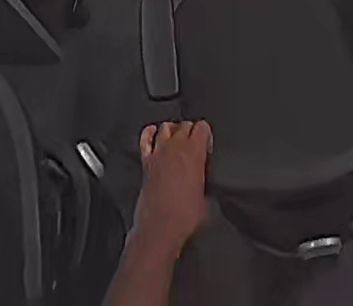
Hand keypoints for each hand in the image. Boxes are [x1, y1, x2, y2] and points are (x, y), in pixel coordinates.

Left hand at [132, 120, 210, 253]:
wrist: (160, 228)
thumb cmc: (185, 216)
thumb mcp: (206, 200)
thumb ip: (204, 182)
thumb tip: (204, 184)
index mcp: (194, 152)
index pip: (202, 127)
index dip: (205, 133)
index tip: (207, 144)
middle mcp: (176, 147)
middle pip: (185, 125)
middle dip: (191, 131)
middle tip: (194, 143)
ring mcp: (159, 152)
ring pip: (166, 126)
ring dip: (173, 130)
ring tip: (177, 138)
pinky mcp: (146, 161)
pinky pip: (145, 138)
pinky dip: (150, 133)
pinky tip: (153, 133)